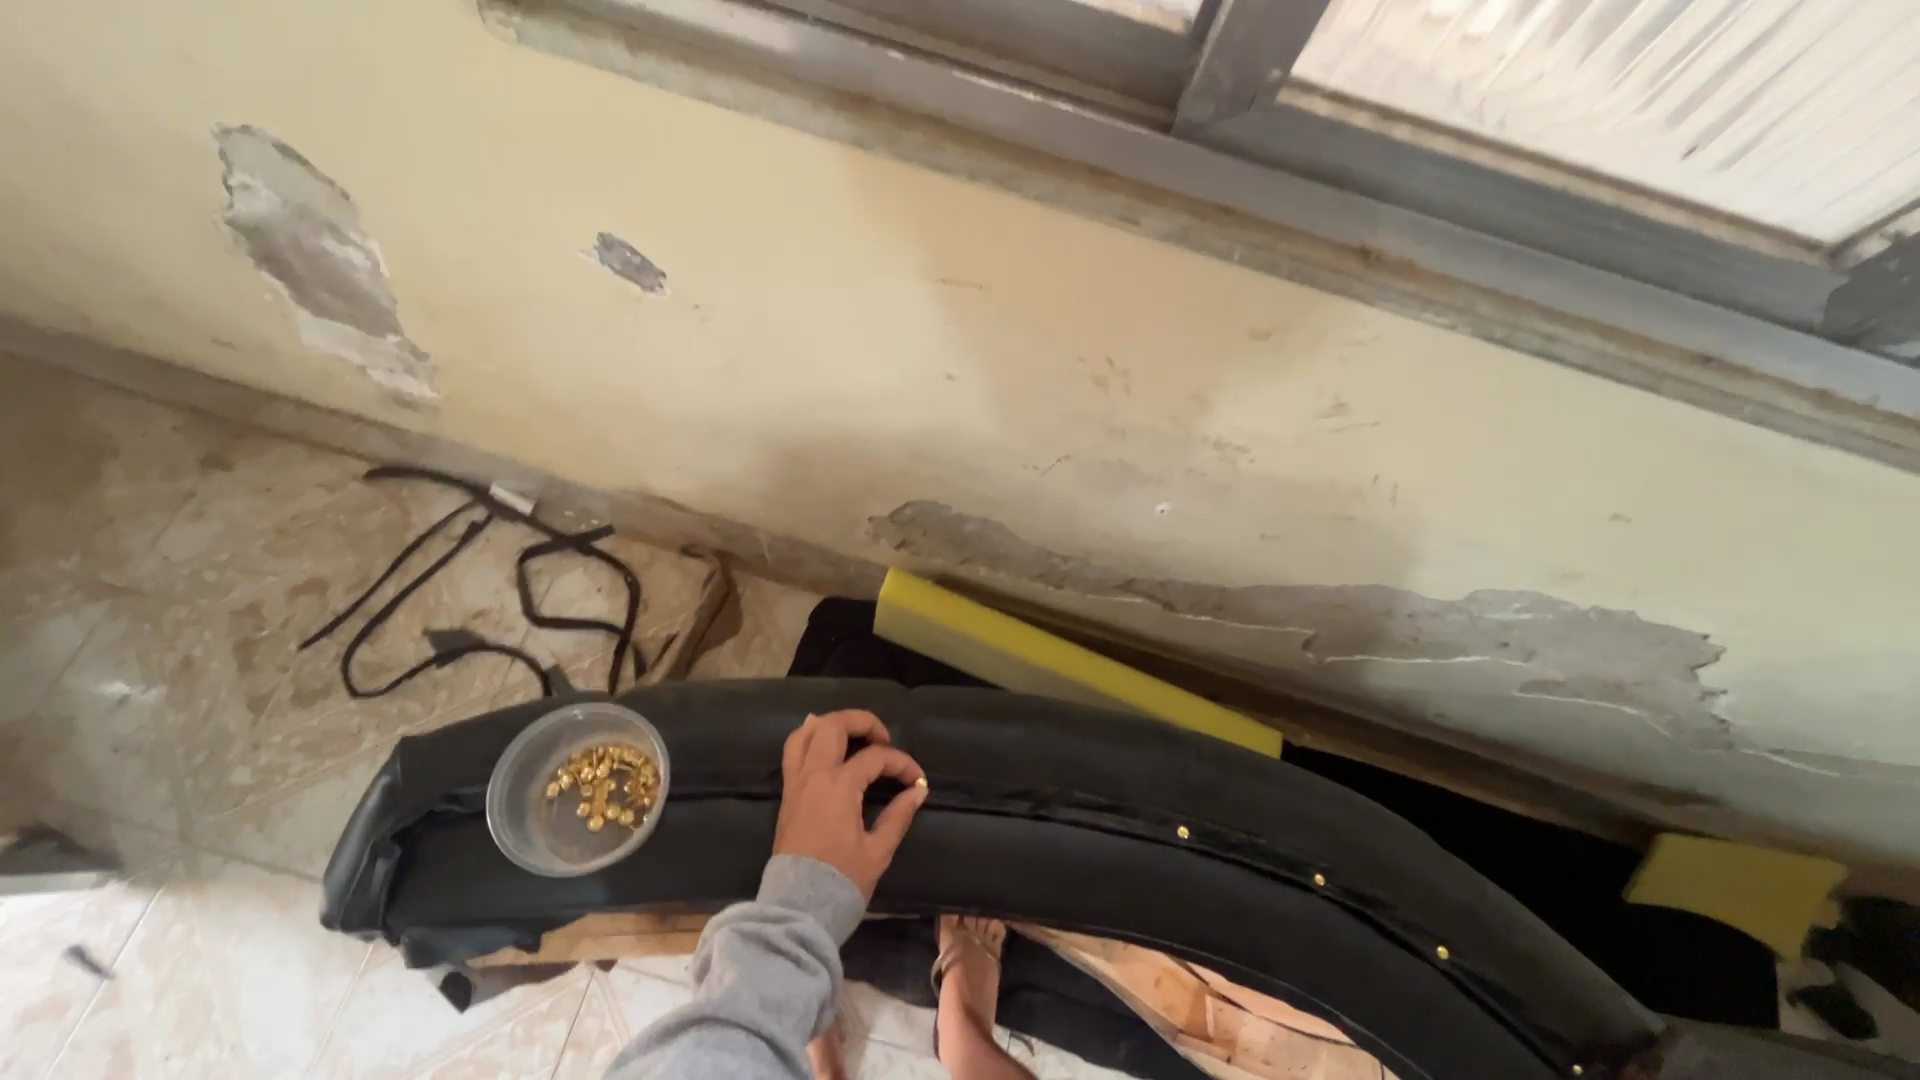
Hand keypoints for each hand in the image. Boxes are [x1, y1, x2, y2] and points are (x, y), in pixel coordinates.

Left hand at [774, 709, 928, 899]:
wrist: (798, 908)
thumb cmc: (842, 880)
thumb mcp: (878, 851)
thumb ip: (898, 816)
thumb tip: (917, 791)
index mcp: (839, 786)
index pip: (875, 758)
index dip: (902, 764)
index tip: (917, 781)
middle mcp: (814, 776)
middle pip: (834, 726)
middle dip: (864, 723)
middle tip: (883, 739)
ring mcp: (796, 783)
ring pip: (806, 733)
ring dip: (830, 724)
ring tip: (852, 732)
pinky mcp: (788, 795)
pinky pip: (793, 752)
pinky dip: (808, 738)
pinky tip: (822, 739)